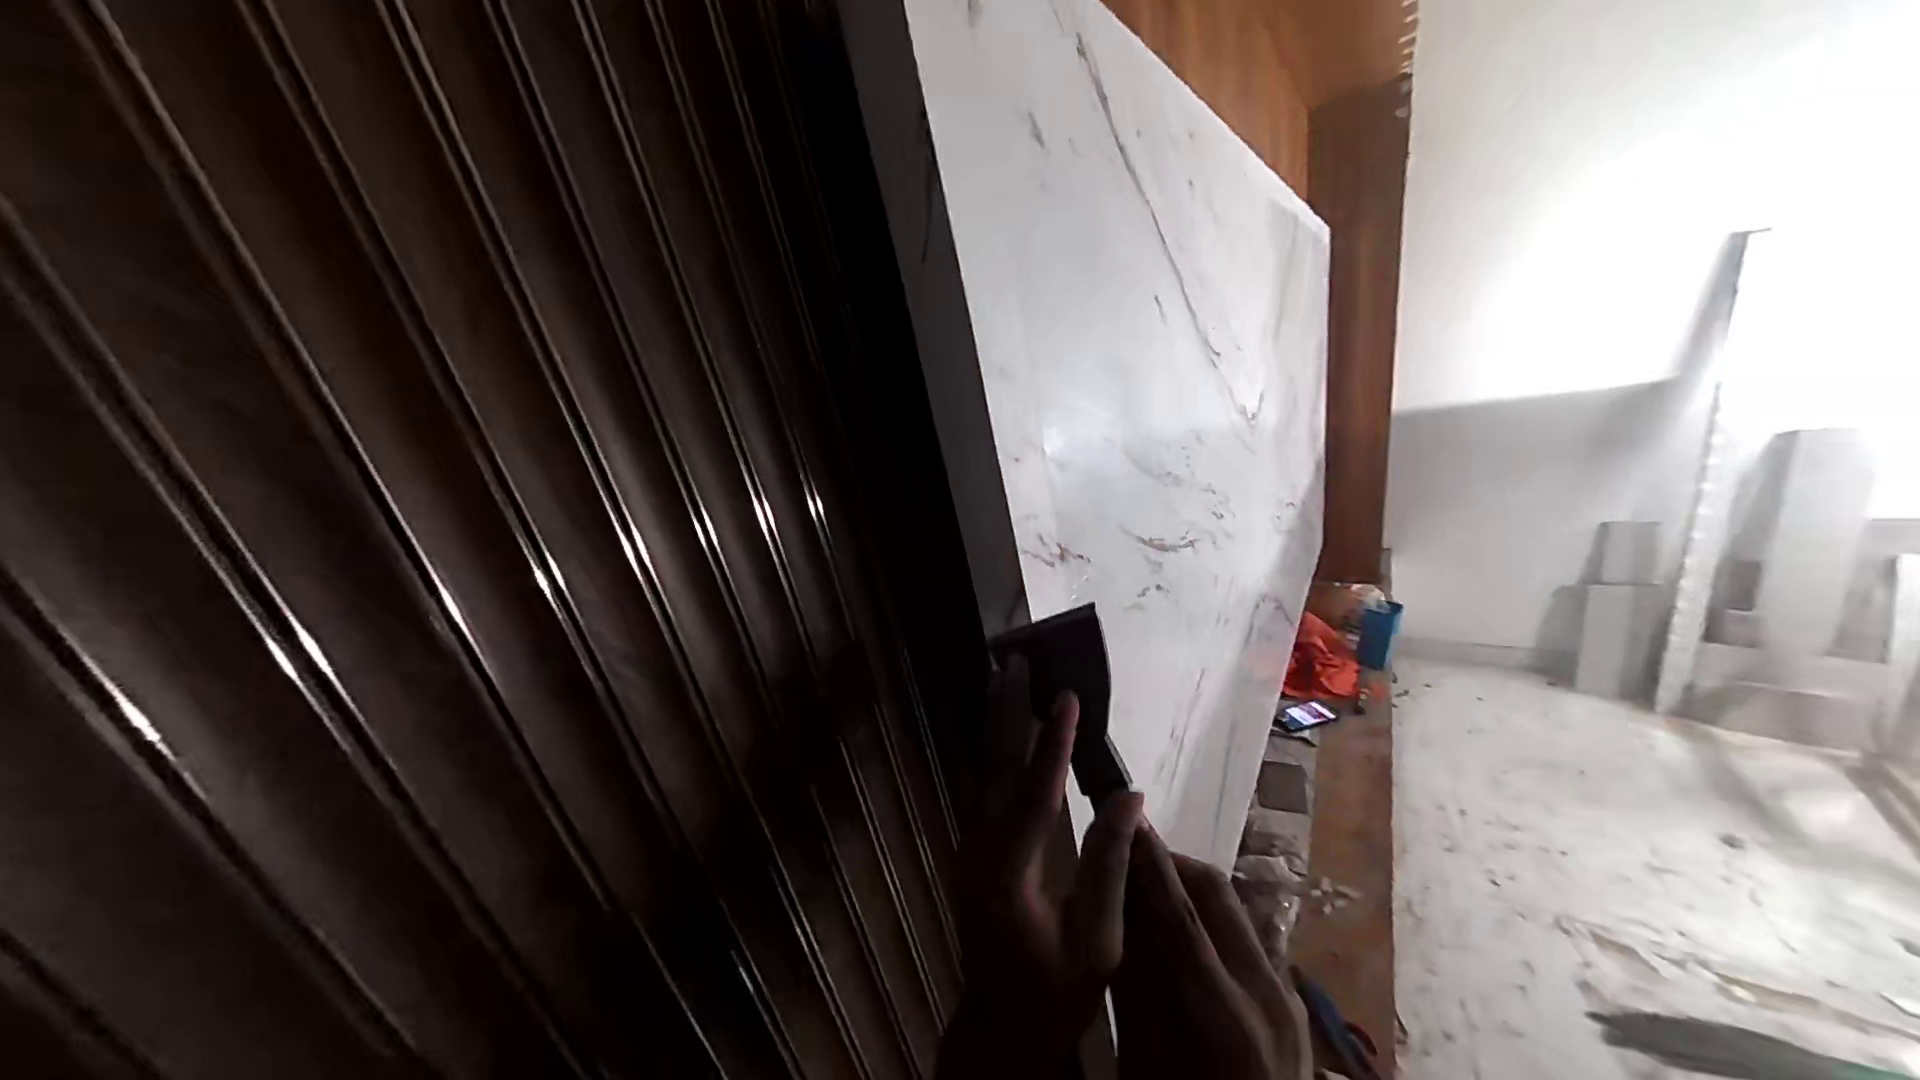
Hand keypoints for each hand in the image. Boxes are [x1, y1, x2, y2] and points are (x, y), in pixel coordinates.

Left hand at [937, 656, 1144, 1079]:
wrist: (999, 1022)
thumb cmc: (1056, 990)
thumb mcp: (1099, 941)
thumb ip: (1111, 865)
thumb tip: (1129, 798)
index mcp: (1011, 875)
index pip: (1034, 794)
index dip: (1054, 744)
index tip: (1068, 696)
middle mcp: (979, 850)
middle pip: (995, 768)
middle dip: (1007, 712)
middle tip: (1014, 662)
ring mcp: (969, 846)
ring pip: (984, 771)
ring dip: (997, 723)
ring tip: (1005, 678)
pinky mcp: (972, 847)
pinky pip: (986, 786)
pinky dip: (999, 749)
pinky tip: (1008, 727)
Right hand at [1114, 827, 1311, 1078]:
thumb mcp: (1146, 1062)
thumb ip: (1133, 983)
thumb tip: (1113, 906)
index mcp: (1225, 1016)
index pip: (1181, 915)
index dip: (1152, 863)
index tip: (1128, 820)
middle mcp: (1266, 992)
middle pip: (1217, 893)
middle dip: (1172, 861)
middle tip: (1131, 852)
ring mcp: (1287, 995)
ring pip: (1236, 906)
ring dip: (1192, 884)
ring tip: (1152, 884)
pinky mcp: (1293, 1000)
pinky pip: (1249, 933)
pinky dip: (1213, 915)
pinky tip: (1185, 928)